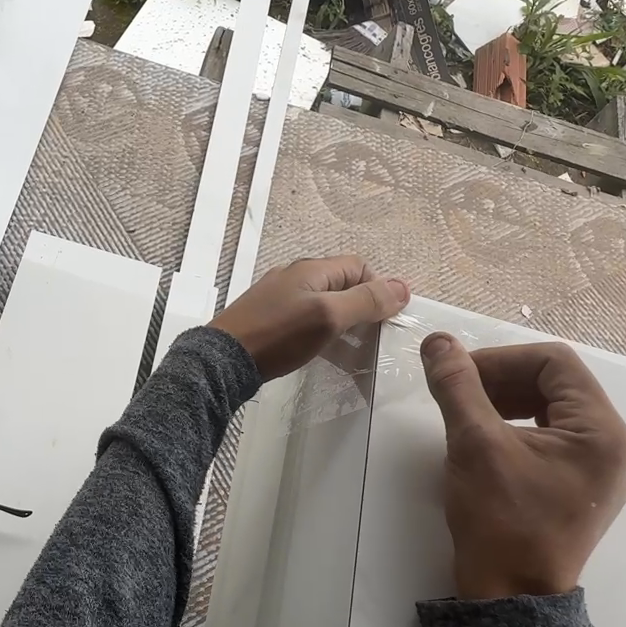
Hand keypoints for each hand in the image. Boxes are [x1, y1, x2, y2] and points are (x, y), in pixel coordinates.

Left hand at [210, 256, 408, 380]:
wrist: (224, 360)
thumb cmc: (278, 335)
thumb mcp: (328, 316)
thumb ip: (365, 301)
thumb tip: (402, 287)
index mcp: (310, 270)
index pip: (358, 267)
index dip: (377, 289)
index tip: (383, 319)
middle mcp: (294, 277)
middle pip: (341, 284)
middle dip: (361, 308)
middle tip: (369, 338)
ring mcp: (278, 297)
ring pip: (323, 303)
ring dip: (341, 323)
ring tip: (350, 350)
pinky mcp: (267, 318)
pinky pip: (304, 319)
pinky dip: (320, 332)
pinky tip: (320, 351)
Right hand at [420, 334, 625, 599]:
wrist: (510, 594)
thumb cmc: (500, 519)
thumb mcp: (474, 444)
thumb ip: (457, 386)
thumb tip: (438, 341)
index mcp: (603, 432)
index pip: (554, 363)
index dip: (501, 359)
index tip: (458, 374)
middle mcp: (614, 445)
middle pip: (555, 382)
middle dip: (501, 378)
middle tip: (456, 390)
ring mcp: (600, 467)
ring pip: (551, 405)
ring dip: (504, 398)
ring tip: (465, 411)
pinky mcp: (580, 482)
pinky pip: (550, 432)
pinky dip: (514, 422)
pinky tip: (485, 435)